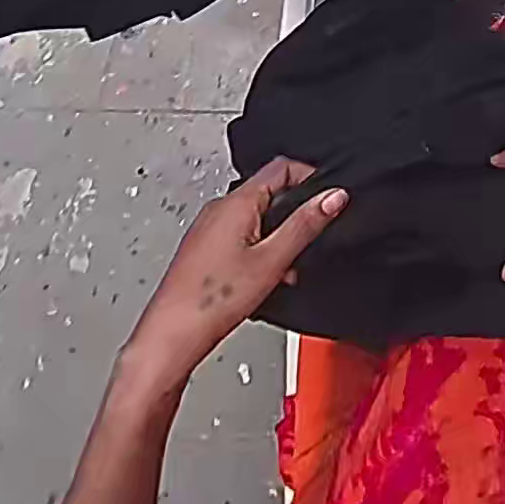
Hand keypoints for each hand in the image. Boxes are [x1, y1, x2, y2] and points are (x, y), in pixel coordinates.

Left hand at [119, 158, 347, 393]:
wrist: (171, 336)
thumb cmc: (211, 300)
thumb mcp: (273, 259)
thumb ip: (306, 224)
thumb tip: (333, 196)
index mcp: (237, 202)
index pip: (282, 167)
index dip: (311, 178)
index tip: (328, 199)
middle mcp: (220, 208)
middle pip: (272, 193)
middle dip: (294, 216)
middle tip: (304, 244)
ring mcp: (210, 227)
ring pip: (258, 218)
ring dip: (277, 239)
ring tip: (280, 270)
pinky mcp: (206, 247)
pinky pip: (242, 236)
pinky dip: (259, 251)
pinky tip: (261, 279)